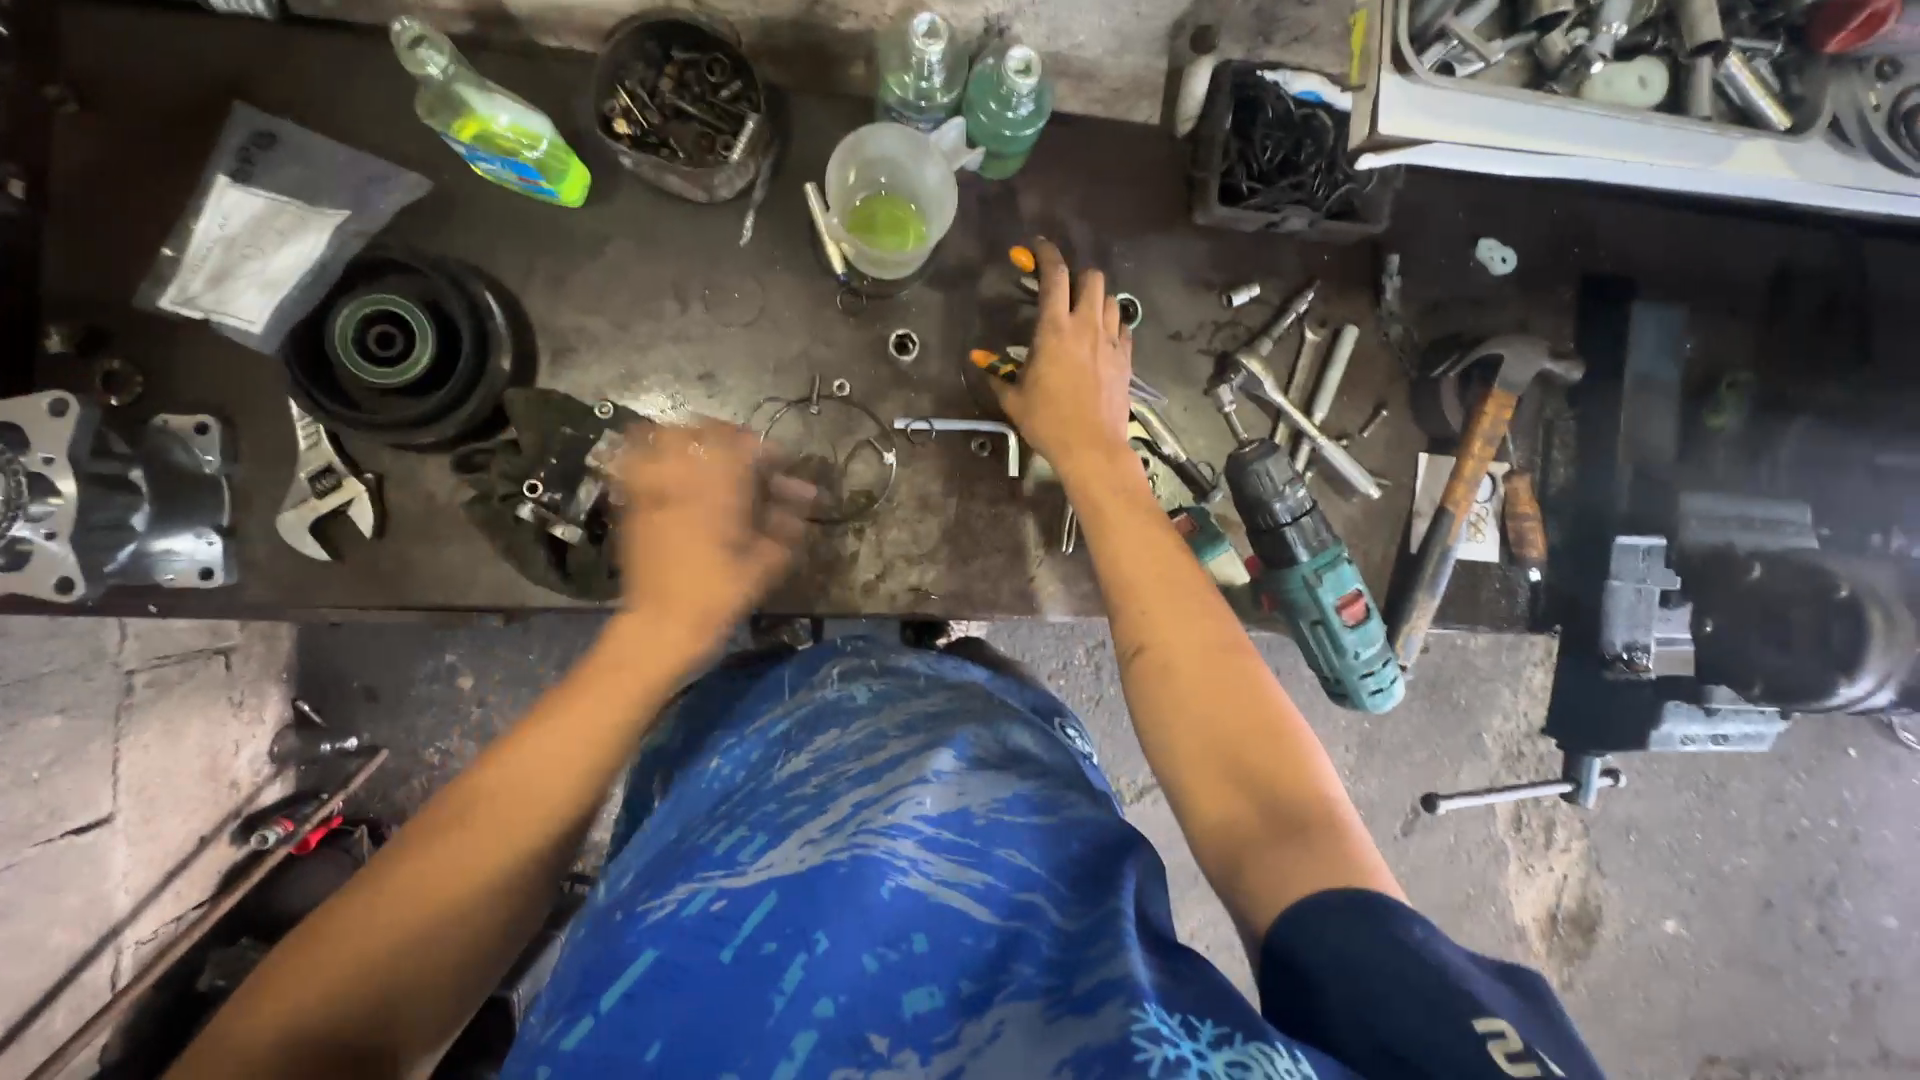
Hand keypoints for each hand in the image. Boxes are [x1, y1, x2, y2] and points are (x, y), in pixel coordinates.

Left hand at [612, 419, 814, 663]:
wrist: (663, 625)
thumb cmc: (719, 595)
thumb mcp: (766, 563)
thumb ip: (785, 527)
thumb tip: (800, 507)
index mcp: (721, 490)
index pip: (747, 447)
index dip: (767, 450)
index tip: (780, 462)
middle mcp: (684, 479)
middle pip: (707, 433)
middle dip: (731, 438)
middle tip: (746, 454)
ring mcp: (653, 488)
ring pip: (669, 439)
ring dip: (694, 441)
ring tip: (711, 455)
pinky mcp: (632, 504)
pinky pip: (639, 464)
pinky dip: (657, 458)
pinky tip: (675, 474)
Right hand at [989, 238, 1135, 484]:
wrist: (1092, 448)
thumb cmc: (1047, 422)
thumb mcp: (1014, 400)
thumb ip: (998, 374)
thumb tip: (979, 361)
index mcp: (1054, 330)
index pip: (1054, 275)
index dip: (1046, 254)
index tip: (1038, 247)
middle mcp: (1085, 326)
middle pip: (1091, 277)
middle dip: (1077, 276)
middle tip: (1063, 291)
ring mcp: (1110, 341)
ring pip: (1111, 299)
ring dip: (1096, 299)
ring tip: (1083, 314)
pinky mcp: (1126, 359)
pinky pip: (1124, 328)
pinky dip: (1113, 325)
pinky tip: (1101, 339)